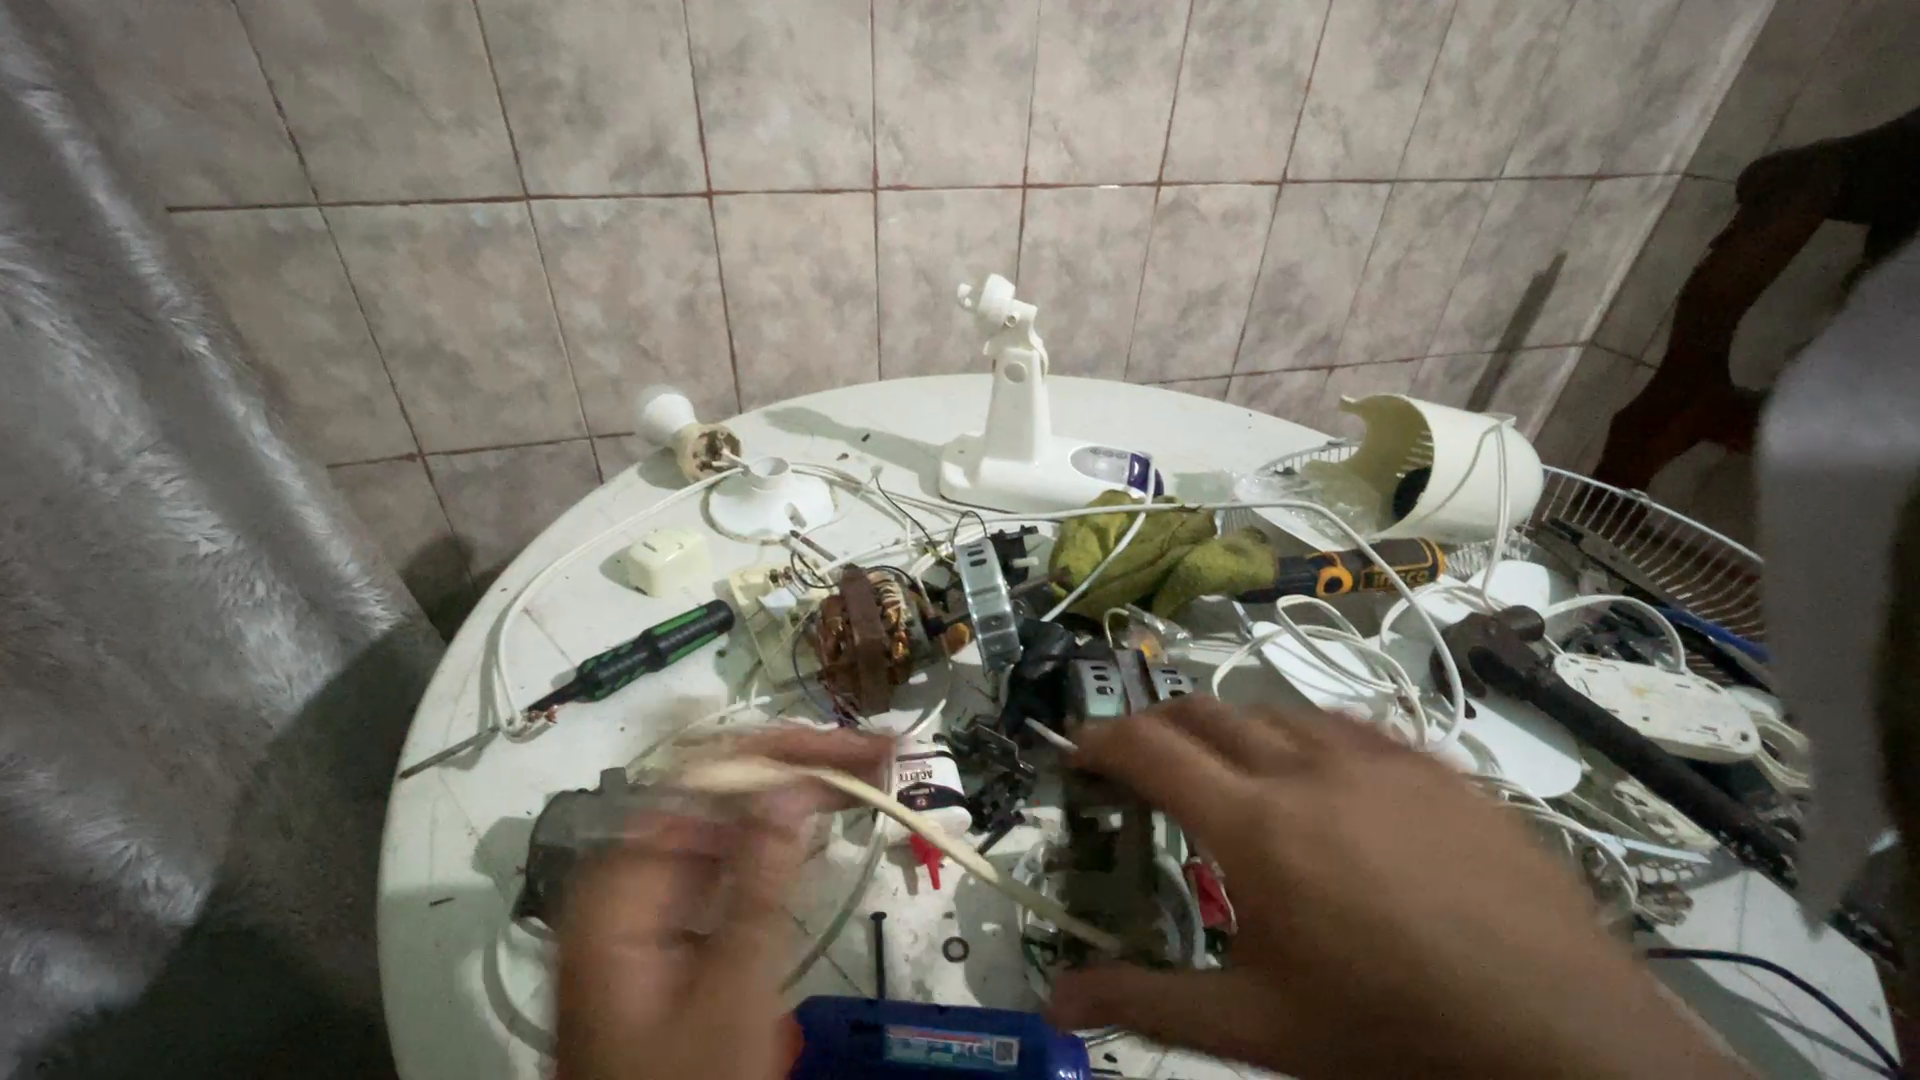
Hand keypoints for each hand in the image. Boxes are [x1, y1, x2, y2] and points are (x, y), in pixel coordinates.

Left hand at [554, 728, 890, 1079]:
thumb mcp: (730, 994)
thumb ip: (759, 884)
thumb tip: (790, 788)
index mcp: (622, 881)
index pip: (709, 778)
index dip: (788, 752)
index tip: (856, 751)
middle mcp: (628, 870)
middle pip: (719, 787)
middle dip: (799, 765)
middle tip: (876, 756)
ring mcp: (647, 892)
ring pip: (727, 814)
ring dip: (795, 790)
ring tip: (862, 773)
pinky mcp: (669, 916)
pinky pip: (724, 850)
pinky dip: (775, 832)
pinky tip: (817, 817)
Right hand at [1049, 699, 1745, 1079]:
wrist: (1567, 1043)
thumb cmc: (1391, 1035)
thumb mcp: (1257, 1030)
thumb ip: (1147, 1003)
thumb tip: (1055, 1001)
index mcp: (1252, 825)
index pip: (1149, 749)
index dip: (1101, 739)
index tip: (1077, 749)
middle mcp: (1304, 768)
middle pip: (1203, 712)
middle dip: (1157, 728)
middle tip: (1142, 765)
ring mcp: (1375, 758)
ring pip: (1273, 712)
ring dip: (1231, 732)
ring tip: (1231, 776)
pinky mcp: (1434, 766)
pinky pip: (1346, 724)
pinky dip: (1304, 737)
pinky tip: (1320, 777)